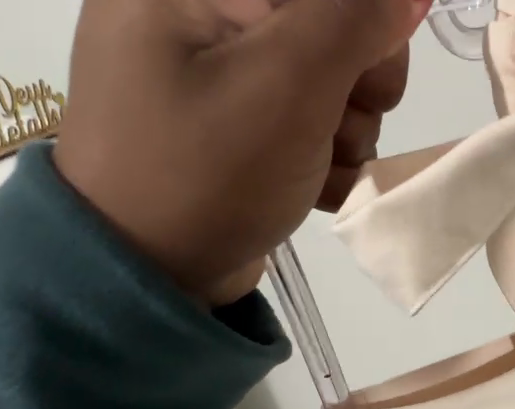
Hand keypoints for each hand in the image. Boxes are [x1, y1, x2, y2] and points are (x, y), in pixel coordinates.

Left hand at [53, 0, 427, 307]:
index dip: (363, 29)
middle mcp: (201, 11)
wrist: (146, 275)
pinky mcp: (233, 125)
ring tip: (312, 170)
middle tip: (332, 130)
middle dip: (354, 88)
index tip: (368, 78)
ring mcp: (216, 72)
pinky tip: (309, 186)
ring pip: (328, 82)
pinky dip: (323, 158)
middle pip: (330, 26)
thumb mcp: (286, 85)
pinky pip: (306, 122)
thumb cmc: (205, 171)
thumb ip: (353, 21)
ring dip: (343, 135)